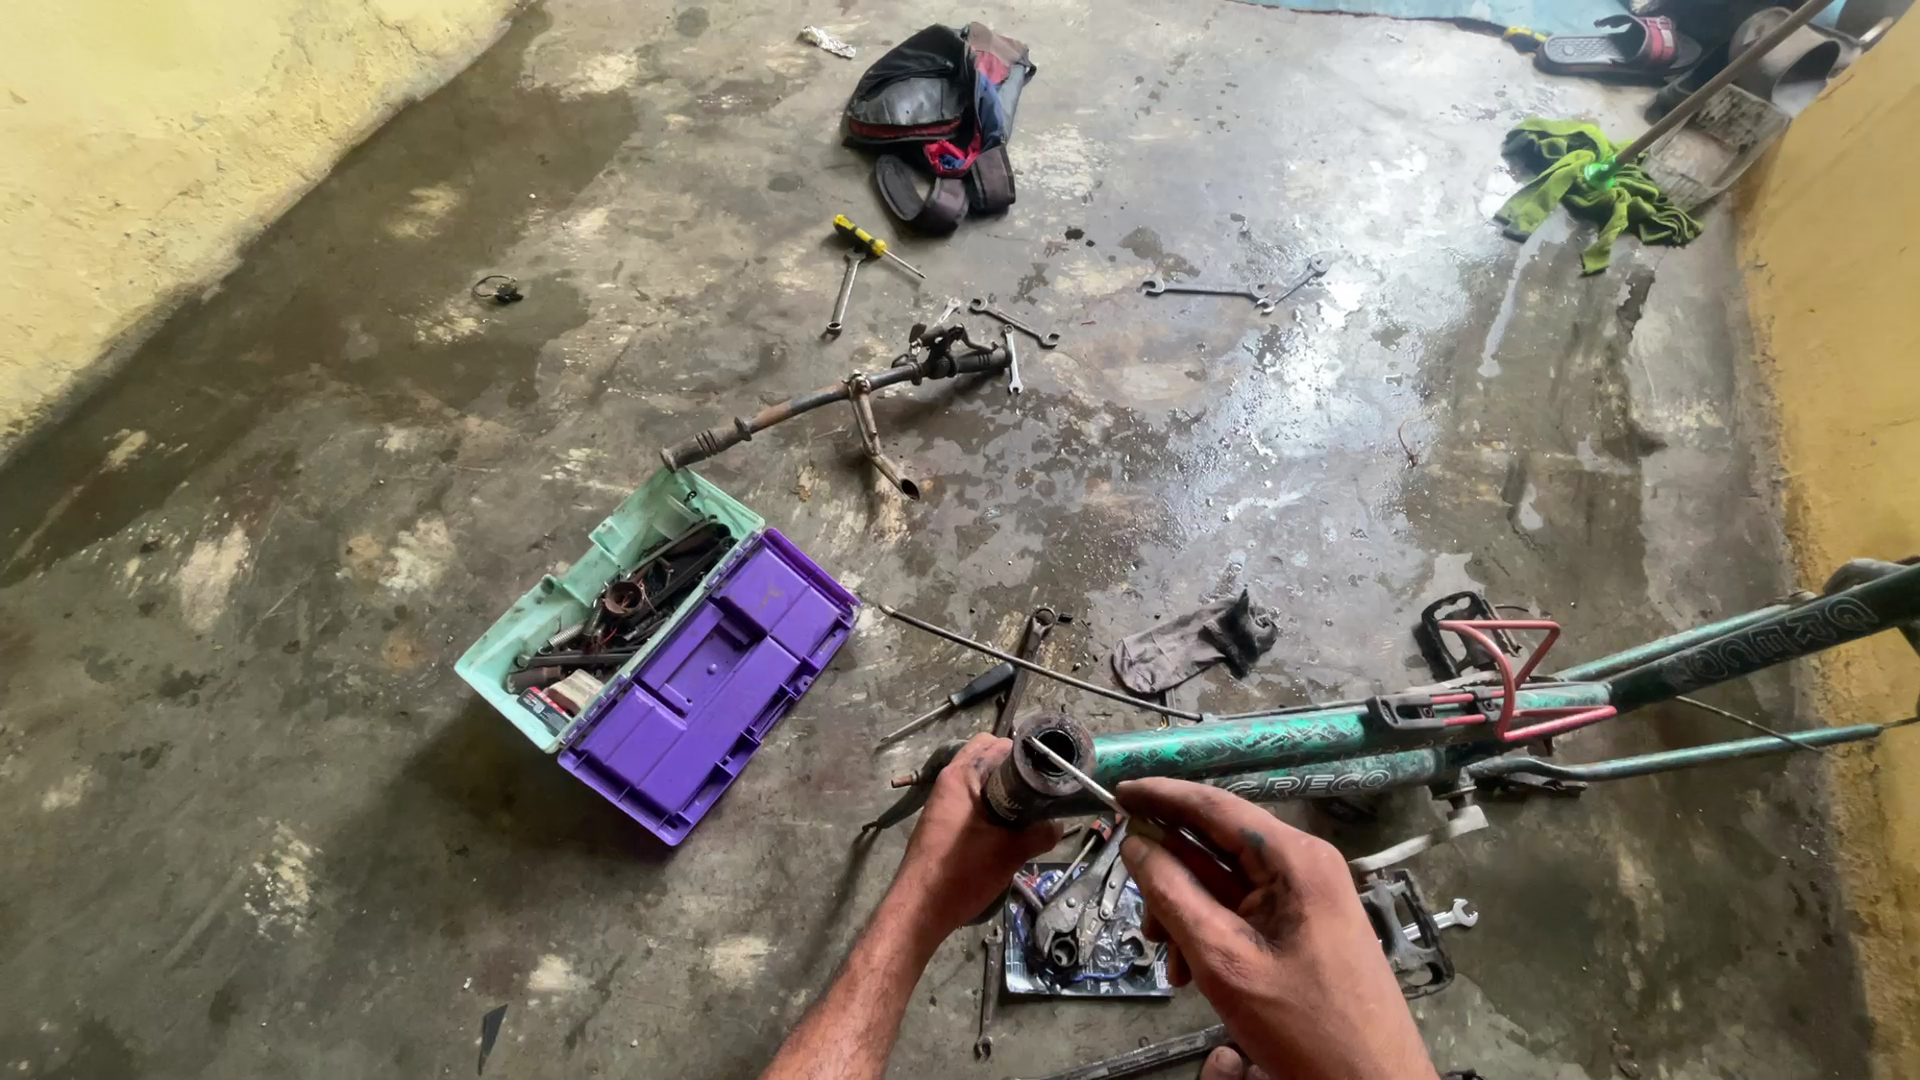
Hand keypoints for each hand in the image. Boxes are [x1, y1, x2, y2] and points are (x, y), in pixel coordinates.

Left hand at [888, 734, 1061, 941]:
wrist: (920, 909)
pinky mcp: (943, 820)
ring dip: (1003, 789)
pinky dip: (990, 805)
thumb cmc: (961, 873)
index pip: (996, 744)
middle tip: (1038, 790)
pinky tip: (1007, 828)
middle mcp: (949, 780)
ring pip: (980, 781)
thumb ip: (1040, 834)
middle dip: (1014, 770)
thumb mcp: (1010, 853)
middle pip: (987, 759)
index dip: (1024, 754)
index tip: (1046, 770)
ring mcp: (943, 800)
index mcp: (960, 775)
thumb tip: (1058, 825)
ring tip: (1028, 810)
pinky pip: (972, 800)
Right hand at [1117, 779, 1436, 1079]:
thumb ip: (1172, 894)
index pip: (1213, 805)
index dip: (1160, 795)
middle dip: (1169, 874)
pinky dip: (1206, 927)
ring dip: (1183, 908)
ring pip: (1220, 878)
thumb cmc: (1306, 1028)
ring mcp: (1303, 894)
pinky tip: (1189, 967)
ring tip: (1167, 955)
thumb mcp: (1225, 959)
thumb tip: (1134, 844)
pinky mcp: (1300, 923)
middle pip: (1214, 844)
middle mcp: (1300, 863)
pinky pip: (1238, 907)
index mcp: (1293, 858)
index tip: (1118, 794)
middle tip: (1140, 908)